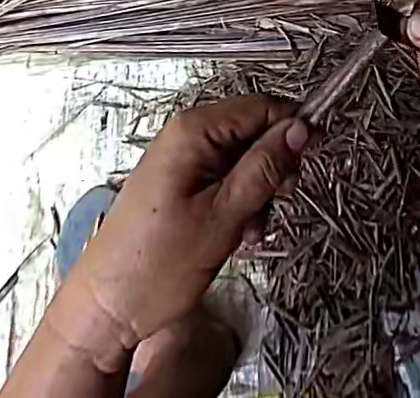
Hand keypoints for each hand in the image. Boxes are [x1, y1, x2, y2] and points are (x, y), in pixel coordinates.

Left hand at [43, 96, 309, 372]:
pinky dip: (241, 201)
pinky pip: (226, 177)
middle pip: (254, 131)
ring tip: (252, 227)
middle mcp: (186, 135)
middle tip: (278, 199)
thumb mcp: (224, 215)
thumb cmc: (152, 268)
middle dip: (273, 166)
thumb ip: (265, 167)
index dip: (293, 127)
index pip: (261, 106)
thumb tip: (299, 128)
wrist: (104, 313)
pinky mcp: (181, 181)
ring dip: (259, 191)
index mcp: (193, 130)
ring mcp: (183, 158)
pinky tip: (238, 232)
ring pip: (244, 158)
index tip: (315, 149)